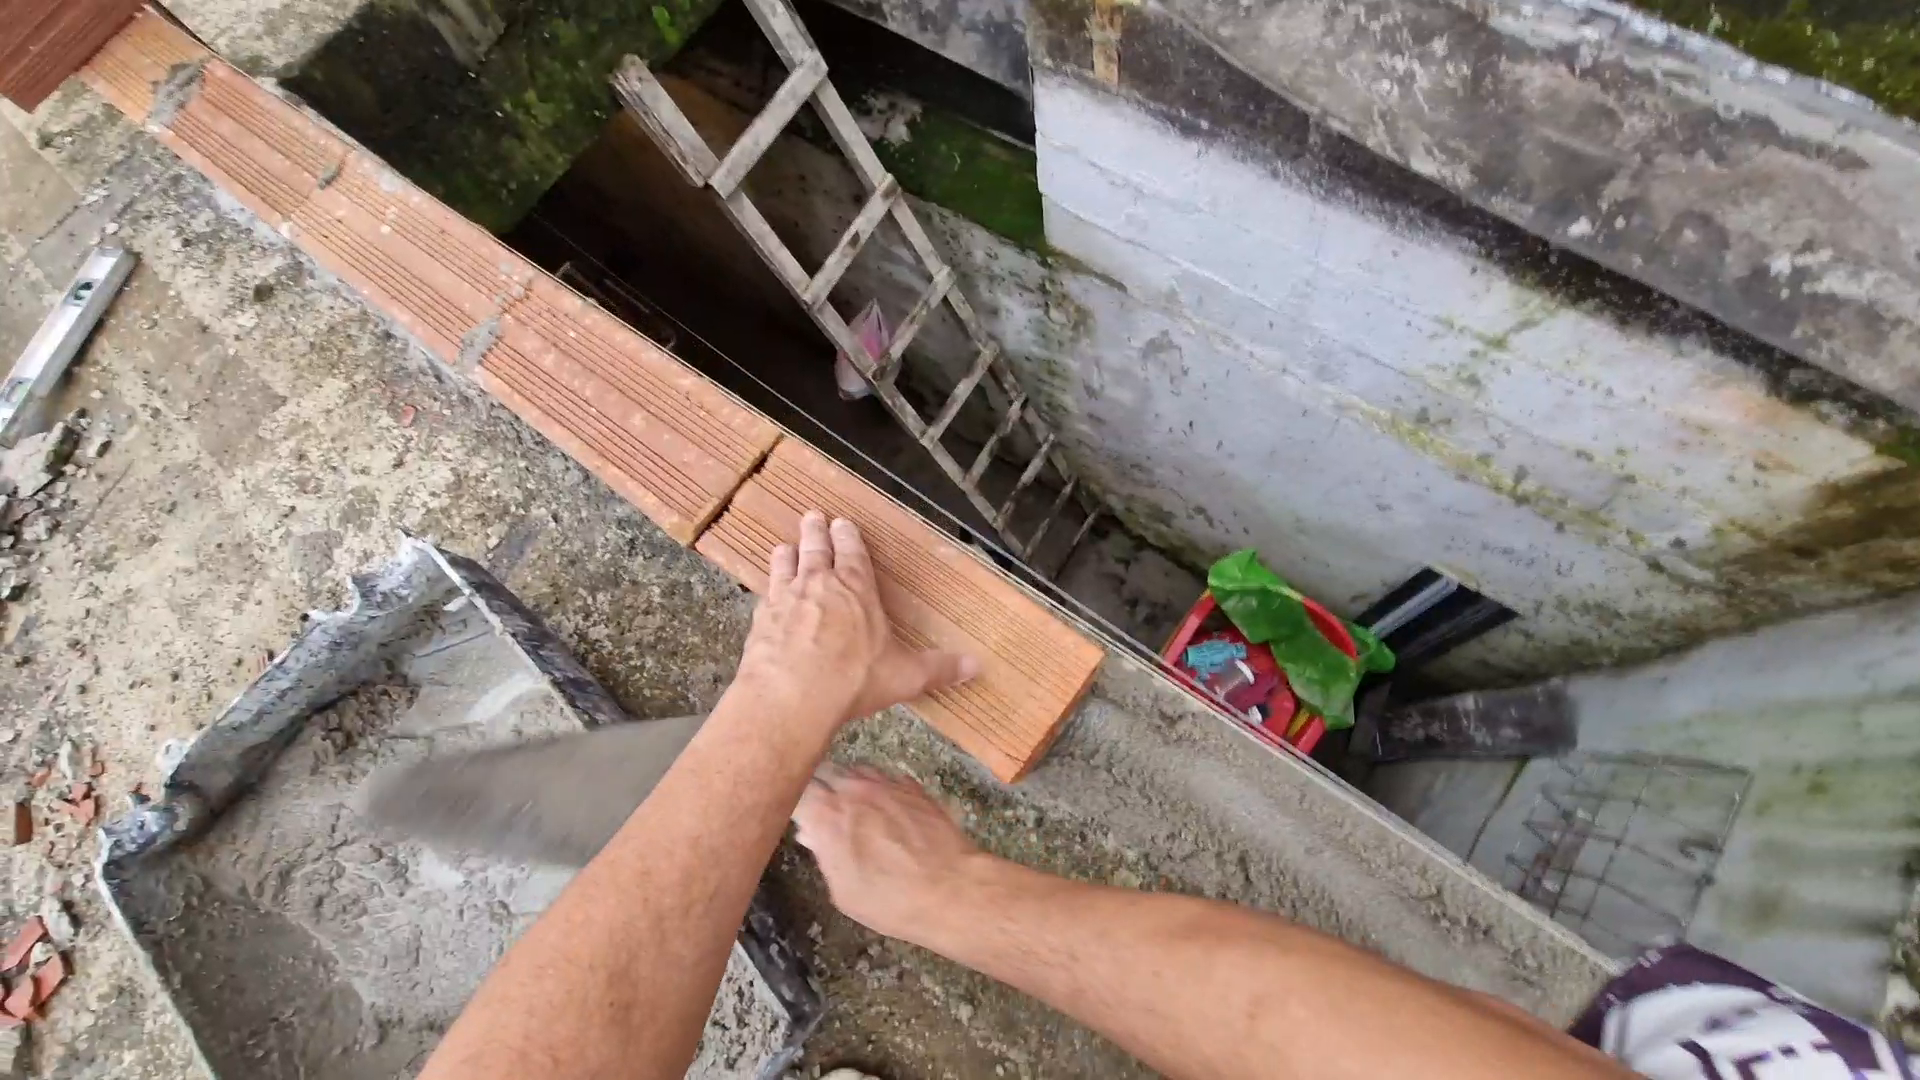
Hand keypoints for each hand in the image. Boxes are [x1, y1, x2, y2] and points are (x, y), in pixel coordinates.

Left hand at [735, 511, 979, 725]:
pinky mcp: (761, 621)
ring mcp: (787, 599)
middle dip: (816, 532)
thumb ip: (938, 669)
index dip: (848, 536)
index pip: (853, 553)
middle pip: (817, 549)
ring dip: (787, 554)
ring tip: (785, 546)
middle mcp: (820, 584)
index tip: (842, 522)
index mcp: (857, 588)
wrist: (791, 696)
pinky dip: (767, 589)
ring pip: (786, 566)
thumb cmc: (853, 679)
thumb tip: (975, 668)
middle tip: (812, 517)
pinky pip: (765, 596)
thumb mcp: (905, 676)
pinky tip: (766, 595)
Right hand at [792, 767, 987, 941]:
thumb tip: (814, 833)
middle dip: (820, 788)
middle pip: (824, 771)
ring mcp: (885, 782)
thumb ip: (824, 854)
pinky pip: (885, 777)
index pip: (797, 789)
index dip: (793, 799)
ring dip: (849, 785)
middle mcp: (854, 788)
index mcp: (829, 814)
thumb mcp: (842, 891)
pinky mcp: (911, 785)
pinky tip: (886, 810)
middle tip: (822, 811)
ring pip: (856, 770)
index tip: (795, 812)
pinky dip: (878, 789)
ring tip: (855, 810)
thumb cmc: (890, 899)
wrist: (950, 887)